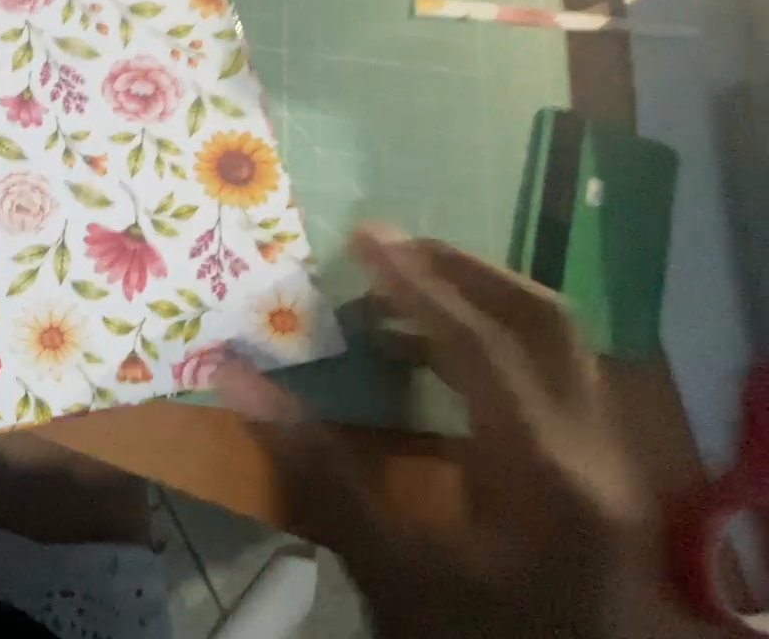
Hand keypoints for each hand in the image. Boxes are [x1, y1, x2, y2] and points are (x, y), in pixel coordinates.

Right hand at [216, 224, 704, 638]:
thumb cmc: (467, 631)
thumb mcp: (383, 561)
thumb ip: (313, 465)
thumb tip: (232, 374)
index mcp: (543, 470)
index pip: (483, 344)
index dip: (419, 284)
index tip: (362, 238)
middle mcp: (592, 451)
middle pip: (544, 325)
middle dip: (463, 271)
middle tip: (384, 246)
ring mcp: (605, 461)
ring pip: (557, 345)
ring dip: (478, 300)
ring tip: (393, 288)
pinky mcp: (595, 472)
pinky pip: (550, 375)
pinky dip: (488, 340)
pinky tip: (423, 351)